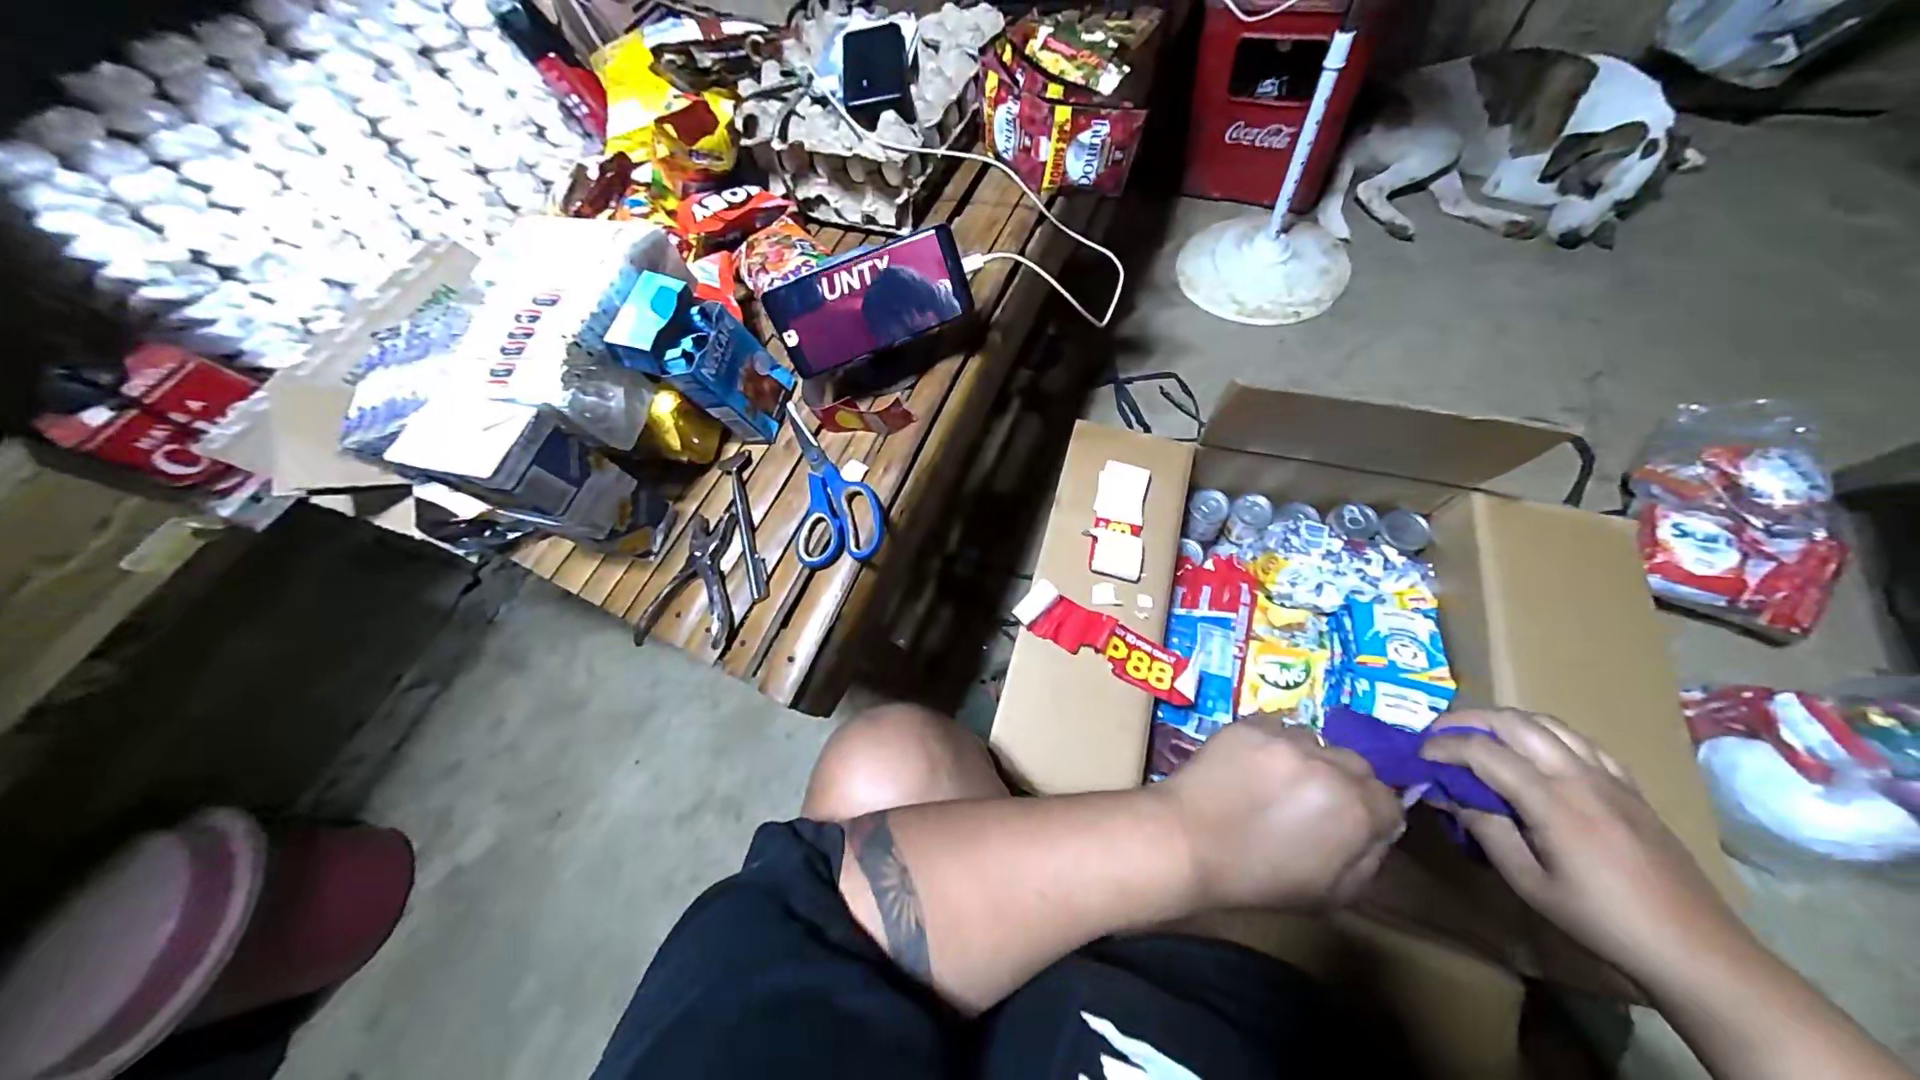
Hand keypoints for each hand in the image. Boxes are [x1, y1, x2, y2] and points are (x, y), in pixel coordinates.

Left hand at [1154, 719, 1403, 910]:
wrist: (1186, 840)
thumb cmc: (1257, 877)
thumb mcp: (1332, 892)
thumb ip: (1368, 859)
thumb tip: (1378, 832)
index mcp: (1357, 808)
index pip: (1389, 802)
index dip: (1371, 817)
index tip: (1348, 828)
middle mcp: (1327, 764)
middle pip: (1356, 766)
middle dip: (1344, 785)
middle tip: (1313, 804)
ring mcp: (1285, 738)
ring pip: (1316, 743)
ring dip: (1308, 760)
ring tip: (1278, 782)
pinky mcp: (1249, 724)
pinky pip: (1276, 727)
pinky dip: (1273, 744)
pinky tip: (1255, 765)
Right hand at [1420, 709, 1751, 983]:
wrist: (1697, 950)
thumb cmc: (1602, 920)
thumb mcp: (1528, 882)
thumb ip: (1485, 829)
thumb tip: (1446, 793)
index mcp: (1552, 801)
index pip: (1483, 750)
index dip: (1443, 746)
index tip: (1419, 756)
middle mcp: (1580, 776)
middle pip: (1514, 722)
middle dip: (1467, 720)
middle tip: (1439, 735)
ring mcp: (1610, 778)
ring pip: (1548, 723)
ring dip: (1505, 721)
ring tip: (1478, 735)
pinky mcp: (1630, 788)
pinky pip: (1580, 741)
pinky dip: (1545, 734)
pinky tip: (1534, 752)